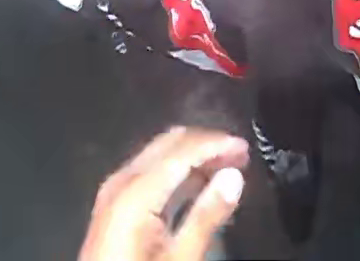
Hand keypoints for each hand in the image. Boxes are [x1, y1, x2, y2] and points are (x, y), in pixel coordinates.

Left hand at [79, 127, 247, 260]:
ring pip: (160, 154)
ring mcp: (114, 192)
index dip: (218, 144)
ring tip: (224, 168)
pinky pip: (150, 171)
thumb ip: (206, 217)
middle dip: (207, 144)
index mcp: (137, 191)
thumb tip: (235, 176)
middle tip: (238, 157)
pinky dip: (176, 170)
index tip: (246, 151)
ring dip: (193, 155)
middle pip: (171, 143)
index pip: (185, 148)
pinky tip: (197, 184)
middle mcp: (123, 180)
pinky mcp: (113, 207)